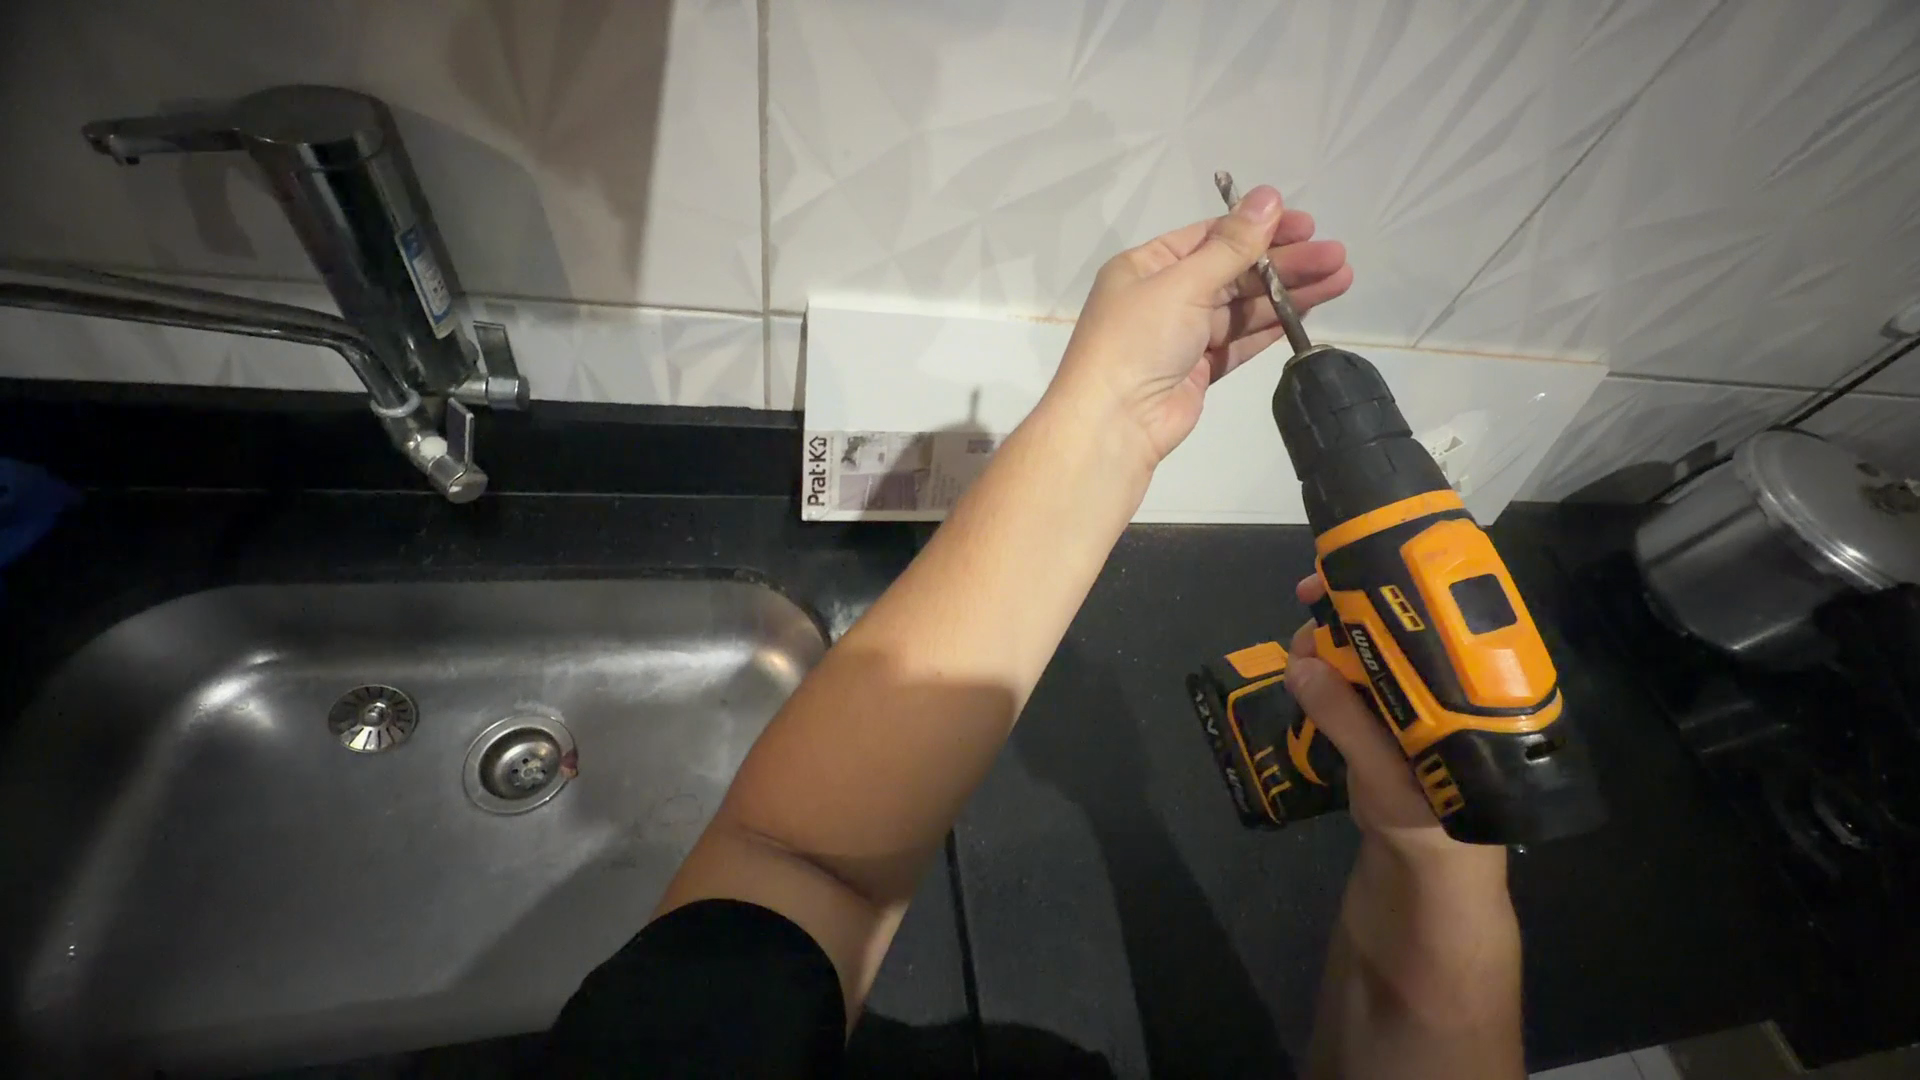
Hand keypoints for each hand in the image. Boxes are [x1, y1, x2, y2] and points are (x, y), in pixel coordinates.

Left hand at [1048, 185, 1351, 466]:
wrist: (1113, 422)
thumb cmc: (1136, 341)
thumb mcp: (1182, 283)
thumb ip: (1231, 246)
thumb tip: (1269, 197)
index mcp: (1145, 267)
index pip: (1209, 237)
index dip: (1257, 229)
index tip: (1306, 225)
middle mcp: (1161, 298)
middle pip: (1231, 272)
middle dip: (1283, 263)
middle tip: (1336, 255)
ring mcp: (1179, 337)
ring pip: (1240, 308)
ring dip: (1288, 293)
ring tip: (1341, 278)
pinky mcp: (1197, 370)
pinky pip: (1239, 342)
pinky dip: (1271, 327)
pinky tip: (1309, 311)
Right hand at [1285, 574, 1498, 870]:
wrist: (1423, 863)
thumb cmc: (1429, 821)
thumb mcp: (1388, 775)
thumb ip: (1347, 723)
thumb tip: (1301, 666)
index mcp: (1465, 685)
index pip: (1438, 615)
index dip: (1395, 583)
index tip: (1351, 573)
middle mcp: (1439, 677)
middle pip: (1392, 620)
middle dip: (1346, 605)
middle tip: (1306, 601)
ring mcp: (1406, 691)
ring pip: (1361, 643)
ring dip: (1324, 640)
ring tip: (1301, 660)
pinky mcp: (1379, 707)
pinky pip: (1344, 672)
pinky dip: (1319, 666)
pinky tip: (1305, 677)